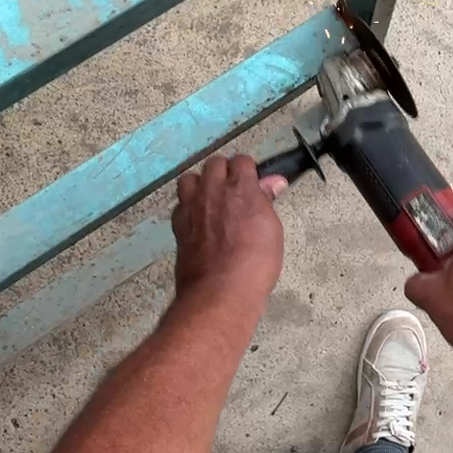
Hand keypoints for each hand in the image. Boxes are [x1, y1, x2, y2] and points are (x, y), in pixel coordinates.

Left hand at [172, 155, 286, 301]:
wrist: (220, 290)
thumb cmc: (255, 263)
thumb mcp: (272, 230)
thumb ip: (267, 201)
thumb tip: (274, 183)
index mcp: (240, 188)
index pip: (242, 161)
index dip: (249, 172)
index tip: (255, 185)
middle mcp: (212, 191)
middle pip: (214, 164)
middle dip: (225, 173)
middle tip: (235, 192)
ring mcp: (192, 206)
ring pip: (190, 178)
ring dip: (202, 185)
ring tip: (213, 202)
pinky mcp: (178, 224)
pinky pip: (181, 204)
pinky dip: (190, 207)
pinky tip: (200, 222)